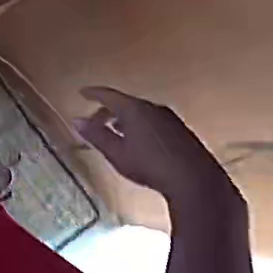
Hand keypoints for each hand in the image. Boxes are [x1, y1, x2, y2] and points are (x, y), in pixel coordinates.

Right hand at [73, 87, 240, 214]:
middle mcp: (152, 108)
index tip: (82, 92)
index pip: (108, 95)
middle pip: (125, 103)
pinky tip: (138, 142)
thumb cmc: (149, 165)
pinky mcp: (181, 130)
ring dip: (124, 120)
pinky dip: (139, 126)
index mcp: (134, 109)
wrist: (195, 180)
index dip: (93, 93)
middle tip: (95, 122)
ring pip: (140, 112)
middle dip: (108, 111)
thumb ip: (96, 135)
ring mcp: (169, 118)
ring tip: (115, 133)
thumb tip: (77, 120)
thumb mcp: (116, 152)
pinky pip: (153, 121)